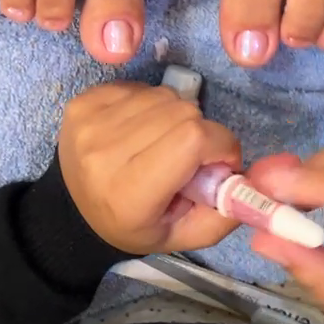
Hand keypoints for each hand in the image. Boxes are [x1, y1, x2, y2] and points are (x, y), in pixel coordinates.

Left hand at [58, 82, 241, 254]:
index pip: (191, 139)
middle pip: (182, 112)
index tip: (220, 161)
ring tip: (162, 142)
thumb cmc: (133, 224)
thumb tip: (251, 179)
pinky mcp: (82, 101)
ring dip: (174, 115)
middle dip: (200, 131)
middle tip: (190, 155)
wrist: (73, 207)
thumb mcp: (181, 236)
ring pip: (163, 95)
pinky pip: (140, 87)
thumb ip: (222, 215)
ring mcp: (90, 122)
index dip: (219, 144)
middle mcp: (104, 153)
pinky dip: (150, 104)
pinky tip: (140, 128)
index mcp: (129, 193)